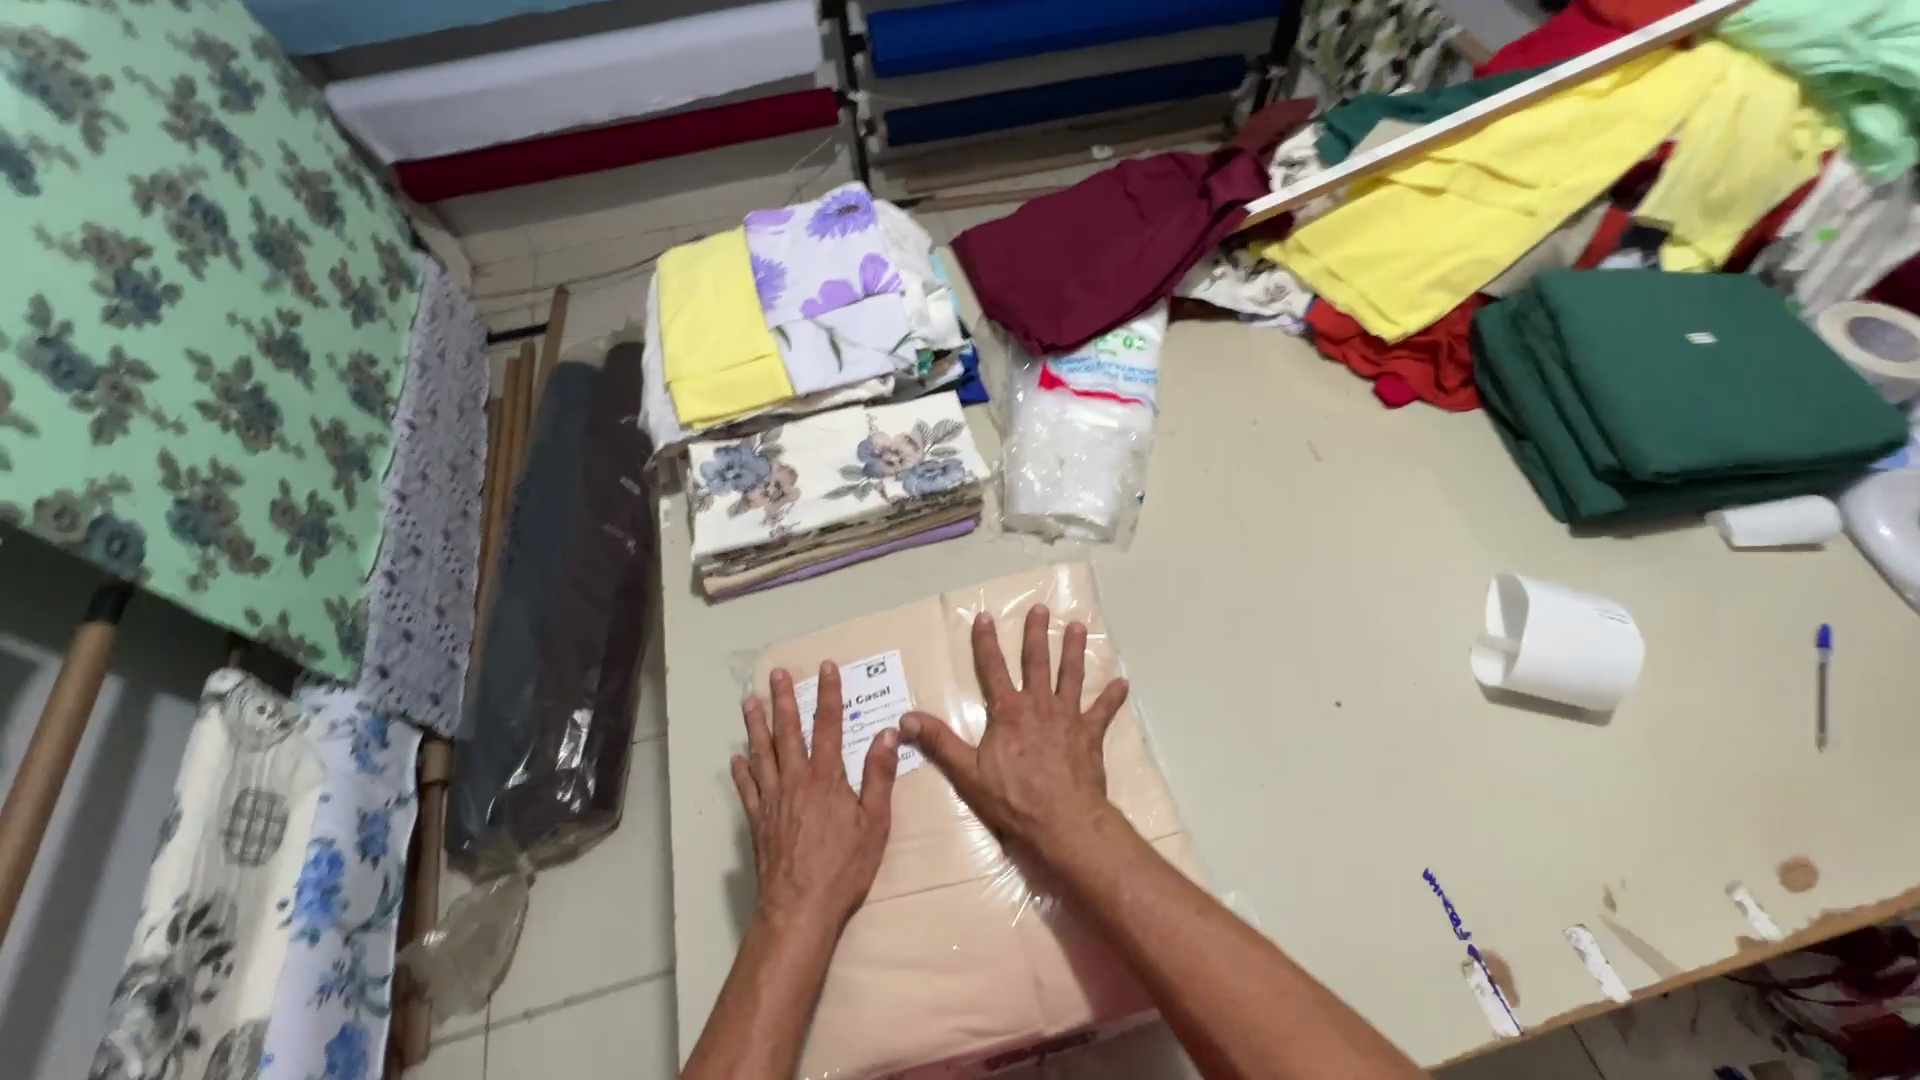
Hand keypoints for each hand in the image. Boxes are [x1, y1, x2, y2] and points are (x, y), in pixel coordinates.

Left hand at [732, 663, 898, 931]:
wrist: (800, 907)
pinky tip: (736, 758)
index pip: (828, 725)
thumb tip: (887, 735)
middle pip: (788, 732)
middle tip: (777, 674)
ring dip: (756, 726)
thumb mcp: (875, 822)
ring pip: (761, 753)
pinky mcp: (758, 821)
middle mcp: (795, 780)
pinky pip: (747, 788)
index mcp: (826, 777)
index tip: (826, 668)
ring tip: (750, 702)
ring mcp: (772, 800)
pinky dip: (741, 771)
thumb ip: (878, 776)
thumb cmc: (844, 867)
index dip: (828, 694)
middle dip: (784, 700)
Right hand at [901, 605, 1129, 863]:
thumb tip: (905, 719)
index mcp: (1009, 711)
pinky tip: (1122, 682)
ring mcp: (1068, 718)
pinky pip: (1103, 712)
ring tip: (1079, 627)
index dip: (987, 643)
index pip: (993, 669)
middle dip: (1037, 635)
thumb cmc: (1013, 798)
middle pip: (1037, 662)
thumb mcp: (967, 772)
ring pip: (1071, 677)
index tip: (986, 617)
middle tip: (1042, 610)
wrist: (1062, 821)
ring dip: (1074, 652)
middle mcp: (1039, 706)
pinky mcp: (1090, 736)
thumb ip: (939, 742)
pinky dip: (1112, 697)